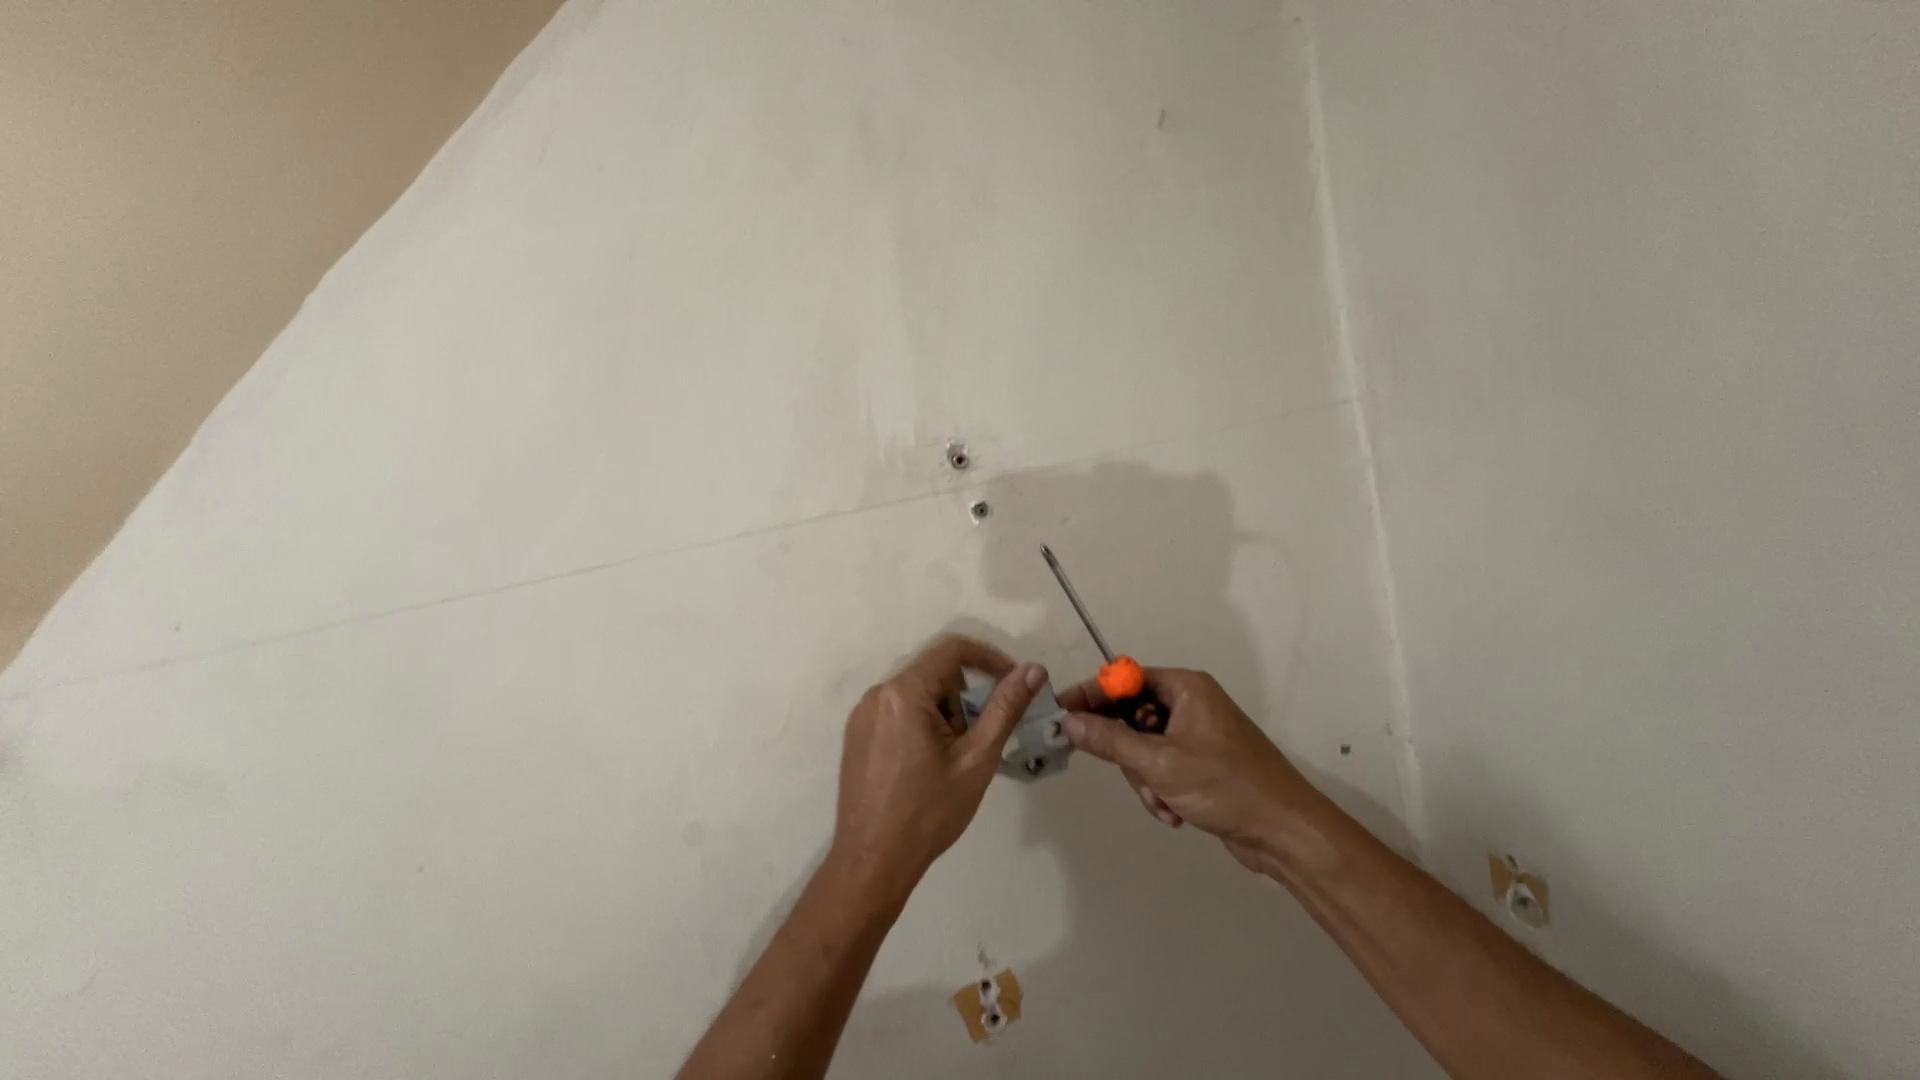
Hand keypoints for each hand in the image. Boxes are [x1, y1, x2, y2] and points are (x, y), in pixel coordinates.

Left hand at [831, 635, 1046, 890]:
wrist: (873, 861)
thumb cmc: (929, 811)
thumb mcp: (976, 759)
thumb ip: (1005, 708)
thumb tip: (1033, 671)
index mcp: (904, 692)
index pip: (953, 650)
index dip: (990, 659)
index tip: (1014, 683)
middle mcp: (877, 694)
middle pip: (934, 673)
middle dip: (967, 696)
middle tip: (984, 736)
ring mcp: (863, 716)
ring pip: (917, 694)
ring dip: (946, 712)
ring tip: (958, 757)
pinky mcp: (858, 736)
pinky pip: (898, 711)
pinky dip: (923, 723)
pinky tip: (931, 764)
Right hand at [1058, 668, 1326, 862]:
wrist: (1285, 832)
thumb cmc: (1225, 786)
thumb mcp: (1160, 763)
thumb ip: (1110, 740)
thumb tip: (1069, 720)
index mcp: (1185, 688)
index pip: (1124, 680)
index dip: (1091, 695)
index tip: (1061, 714)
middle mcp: (1191, 704)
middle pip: (1132, 717)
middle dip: (1127, 754)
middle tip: (1132, 775)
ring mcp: (1198, 735)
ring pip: (1144, 748)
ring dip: (1145, 780)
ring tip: (1162, 803)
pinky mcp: (1203, 763)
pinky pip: (1163, 768)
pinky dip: (1161, 790)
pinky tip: (1174, 813)